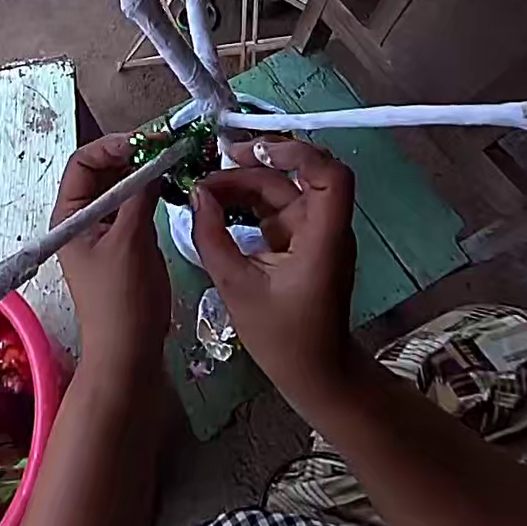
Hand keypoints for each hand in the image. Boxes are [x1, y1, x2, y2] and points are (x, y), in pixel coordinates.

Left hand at [51, 133, 168, 371]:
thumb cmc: (122, 299)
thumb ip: (140, 195)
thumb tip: (155, 160)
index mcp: (69, 215)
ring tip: (171, 161)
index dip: (112, 146)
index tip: (145, 142)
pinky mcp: (124, 241)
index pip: (84, 163)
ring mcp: (103, 230)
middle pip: (104, 171)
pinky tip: (169, 186)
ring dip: (143, 172)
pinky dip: (150, 192)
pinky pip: (134, 205)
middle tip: (165, 147)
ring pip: (121, 187)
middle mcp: (82, 218)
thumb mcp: (131, 240)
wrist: (130, 354)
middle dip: (132, 156)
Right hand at [191, 138, 357, 406]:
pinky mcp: (298, 237)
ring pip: (280, 186)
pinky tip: (216, 203)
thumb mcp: (237, 288)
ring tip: (204, 188)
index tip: (253, 152)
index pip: (330, 175)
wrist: (315, 373)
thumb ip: (212, 238)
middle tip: (214, 163)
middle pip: (297, 173)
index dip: (297, 153)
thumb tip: (196, 194)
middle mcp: (323, 224)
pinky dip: (245, 199)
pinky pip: (273, 205)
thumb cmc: (284, 337)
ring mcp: (311, 229)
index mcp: (324, 237)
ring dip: (244, 181)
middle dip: (255, 162)